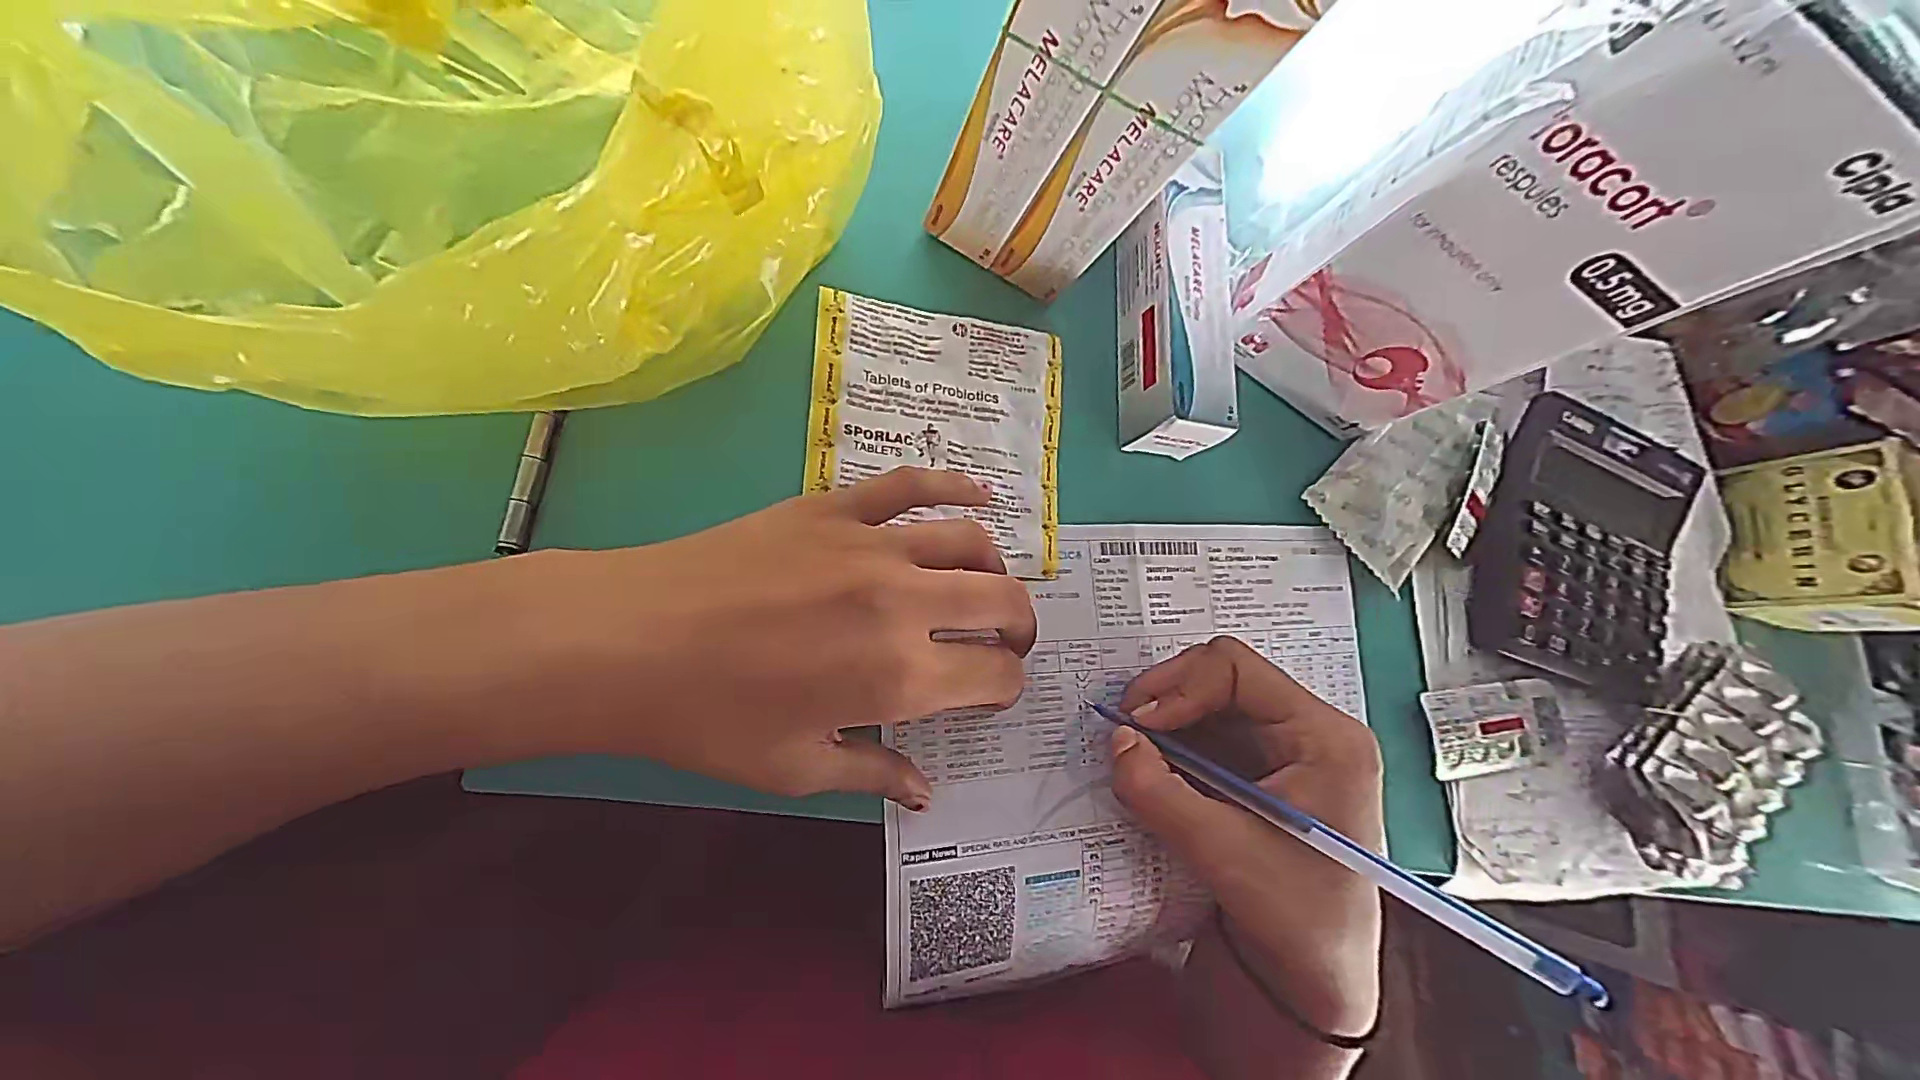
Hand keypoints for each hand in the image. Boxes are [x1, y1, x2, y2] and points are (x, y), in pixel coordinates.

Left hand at [509, 468, 1036, 808]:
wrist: (630, 638)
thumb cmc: (710, 719)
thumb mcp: (795, 768)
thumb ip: (874, 772)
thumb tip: (926, 792)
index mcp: (899, 678)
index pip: (993, 676)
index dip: (1005, 687)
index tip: (990, 694)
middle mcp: (903, 605)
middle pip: (1001, 602)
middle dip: (1019, 629)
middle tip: (1005, 643)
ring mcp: (872, 546)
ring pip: (970, 543)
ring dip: (995, 570)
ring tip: (985, 588)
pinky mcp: (837, 508)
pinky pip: (912, 485)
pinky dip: (956, 487)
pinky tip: (980, 496)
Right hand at [1109, 637, 1382, 1047]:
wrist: (1310, 985)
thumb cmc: (1296, 921)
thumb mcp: (1223, 853)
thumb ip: (1160, 792)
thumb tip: (1116, 740)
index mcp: (1324, 738)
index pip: (1237, 670)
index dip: (1180, 685)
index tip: (1139, 721)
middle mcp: (1305, 732)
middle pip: (1219, 677)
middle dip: (1166, 697)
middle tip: (1125, 725)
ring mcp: (1279, 750)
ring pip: (1205, 702)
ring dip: (1163, 719)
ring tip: (1131, 747)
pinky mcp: (1253, 771)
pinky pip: (1201, 733)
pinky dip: (1168, 741)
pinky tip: (1148, 765)